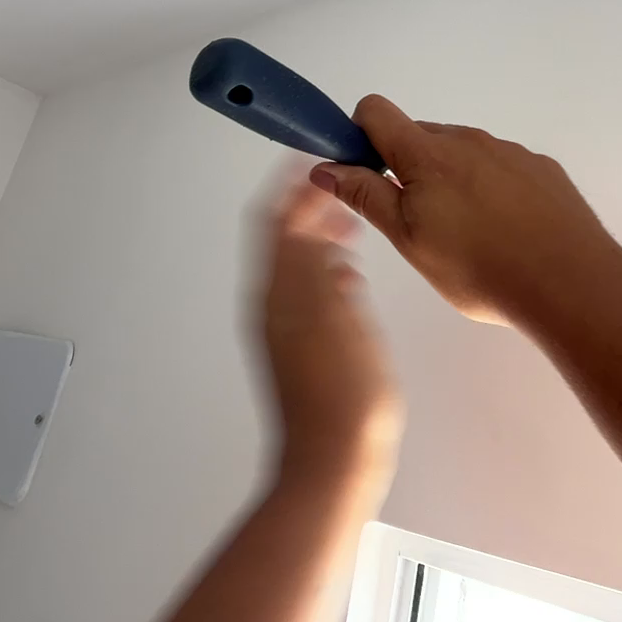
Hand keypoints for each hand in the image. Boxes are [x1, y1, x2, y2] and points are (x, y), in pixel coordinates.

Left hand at [253, 174, 403, 486]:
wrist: (333, 463)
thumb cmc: (342, 399)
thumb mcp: (338, 318)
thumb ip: (321, 267)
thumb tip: (312, 223)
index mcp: (278, 292)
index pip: (273, 219)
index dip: (290, 184)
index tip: (311, 157)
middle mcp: (274, 305)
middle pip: (282, 237)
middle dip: (307, 206)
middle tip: (338, 187)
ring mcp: (285, 326)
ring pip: (295, 261)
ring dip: (316, 233)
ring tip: (347, 221)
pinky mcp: (301, 345)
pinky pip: (306, 287)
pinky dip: (324, 265)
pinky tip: (348, 270)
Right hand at [310, 96, 621, 325]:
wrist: (571, 283)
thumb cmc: (478, 267)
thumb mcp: (409, 239)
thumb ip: (365, 196)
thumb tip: (325, 166)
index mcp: (426, 153)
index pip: (375, 110)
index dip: (359, 134)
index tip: (365, 173)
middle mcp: (467, 139)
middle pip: (419, 135)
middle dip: (407, 166)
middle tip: (419, 220)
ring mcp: (509, 150)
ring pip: (461, 152)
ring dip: (450, 178)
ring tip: (469, 234)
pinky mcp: (541, 168)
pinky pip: (500, 165)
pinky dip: (490, 187)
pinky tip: (506, 230)